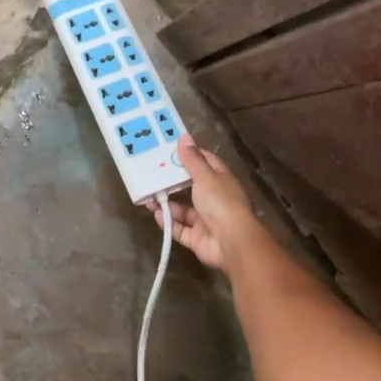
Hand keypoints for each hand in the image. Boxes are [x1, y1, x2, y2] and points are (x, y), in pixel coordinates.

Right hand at [144, 137, 260, 270]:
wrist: (232, 243)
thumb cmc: (221, 203)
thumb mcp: (205, 176)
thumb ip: (192, 159)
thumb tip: (184, 137)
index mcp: (221, 181)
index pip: (206, 162)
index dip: (190, 155)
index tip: (170, 149)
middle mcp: (215, 199)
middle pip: (191, 186)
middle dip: (172, 181)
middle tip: (151, 172)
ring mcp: (206, 220)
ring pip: (183, 210)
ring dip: (167, 204)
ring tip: (148, 197)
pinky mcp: (198, 238)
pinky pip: (180, 229)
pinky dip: (169, 223)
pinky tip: (156, 215)